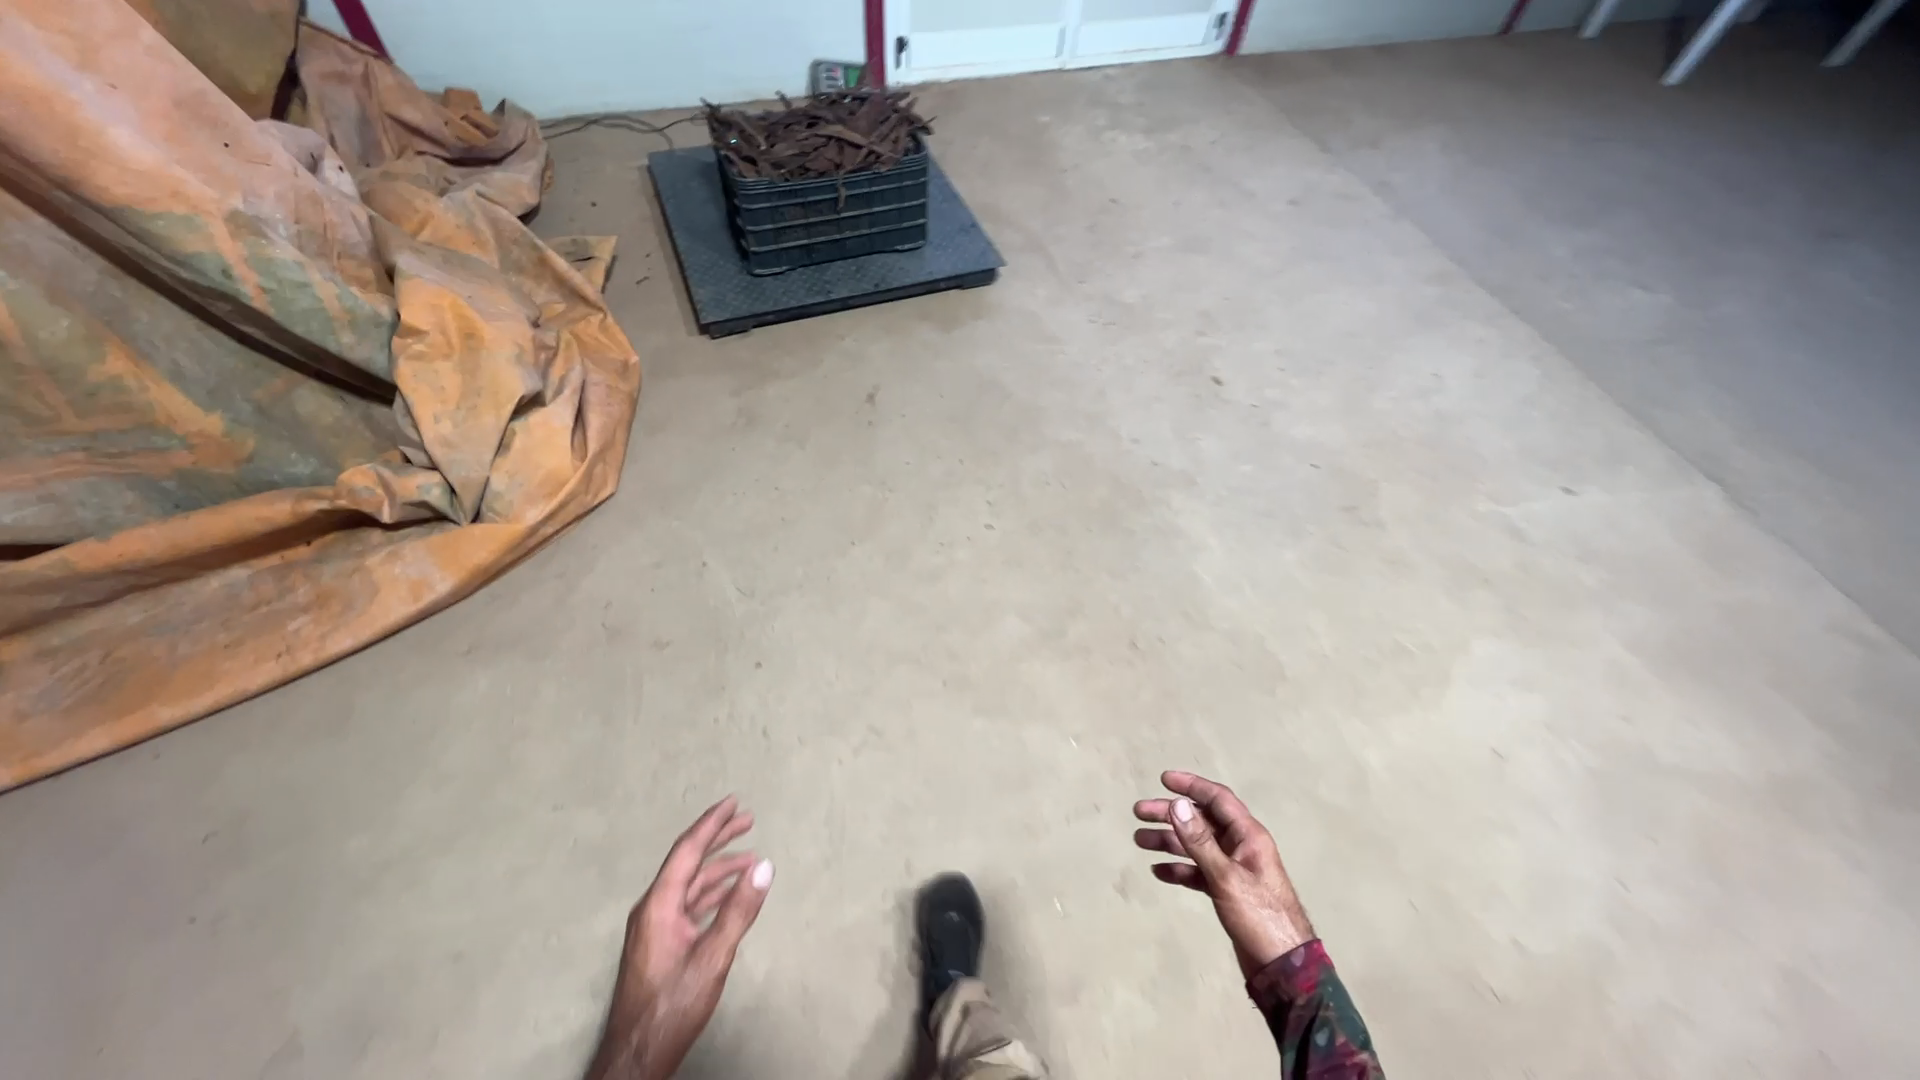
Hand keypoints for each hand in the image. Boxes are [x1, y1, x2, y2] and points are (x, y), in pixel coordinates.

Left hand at [588, 797, 773, 1079]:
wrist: (638, 1054)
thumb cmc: (673, 1005)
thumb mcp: (712, 957)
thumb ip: (738, 911)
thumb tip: (764, 866)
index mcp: (658, 904)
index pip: (688, 851)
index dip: (712, 824)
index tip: (733, 802)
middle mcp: (653, 908)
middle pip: (688, 862)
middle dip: (717, 838)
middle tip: (747, 818)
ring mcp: (655, 927)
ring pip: (690, 884)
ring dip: (719, 868)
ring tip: (750, 858)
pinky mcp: (661, 943)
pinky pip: (689, 904)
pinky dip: (713, 892)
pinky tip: (731, 893)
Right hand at [1134, 770, 1313, 978]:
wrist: (1283, 966)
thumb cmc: (1259, 917)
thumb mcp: (1226, 877)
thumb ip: (1200, 841)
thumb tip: (1177, 804)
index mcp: (1248, 836)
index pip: (1218, 799)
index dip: (1191, 786)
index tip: (1163, 779)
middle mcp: (1240, 847)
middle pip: (1201, 821)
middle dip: (1170, 814)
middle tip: (1138, 812)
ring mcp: (1233, 869)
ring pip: (1196, 846)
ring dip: (1169, 841)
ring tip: (1140, 840)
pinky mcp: (1226, 890)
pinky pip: (1198, 871)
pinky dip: (1179, 868)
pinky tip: (1158, 871)